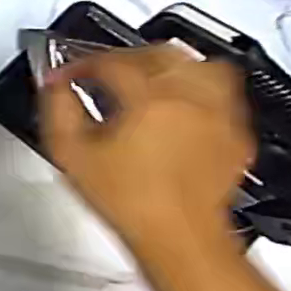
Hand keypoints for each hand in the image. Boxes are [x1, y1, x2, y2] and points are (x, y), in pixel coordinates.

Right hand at [41, 44, 255, 263]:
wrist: (177, 237)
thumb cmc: (129, 199)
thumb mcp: (68, 150)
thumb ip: (57, 107)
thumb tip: (55, 86)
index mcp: (150, 100)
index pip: (112, 62)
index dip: (79, 64)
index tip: (63, 75)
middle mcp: (193, 102)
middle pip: (163, 53)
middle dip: (124, 54)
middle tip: (101, 66)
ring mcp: (220, 119)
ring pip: (203, 66)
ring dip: (169, 63)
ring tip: (143, 73)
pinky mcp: (235, 137)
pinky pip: (223, 94)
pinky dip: (196, 88)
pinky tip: (175, 102)